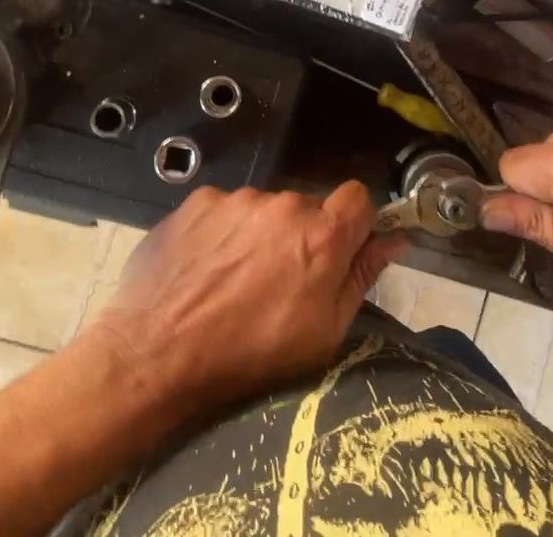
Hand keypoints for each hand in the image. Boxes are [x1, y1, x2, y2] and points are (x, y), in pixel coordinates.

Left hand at [85, 183, 399, 415]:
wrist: (157, 355)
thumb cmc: (252, 354)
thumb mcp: (324, 331)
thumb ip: (362, 276)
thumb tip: (396, 239)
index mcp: (323, 235)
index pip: (358, 197)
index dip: (353, 222)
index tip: (339, 251)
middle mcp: (284, 204)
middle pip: (308, 208)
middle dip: (302, 236)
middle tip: (278, 281)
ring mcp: (237, 199)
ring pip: (264, 210)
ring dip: (260, 234)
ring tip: (232, 280)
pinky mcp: (197, 202)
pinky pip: (224, 210)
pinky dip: (222, 232)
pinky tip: (204, 268)